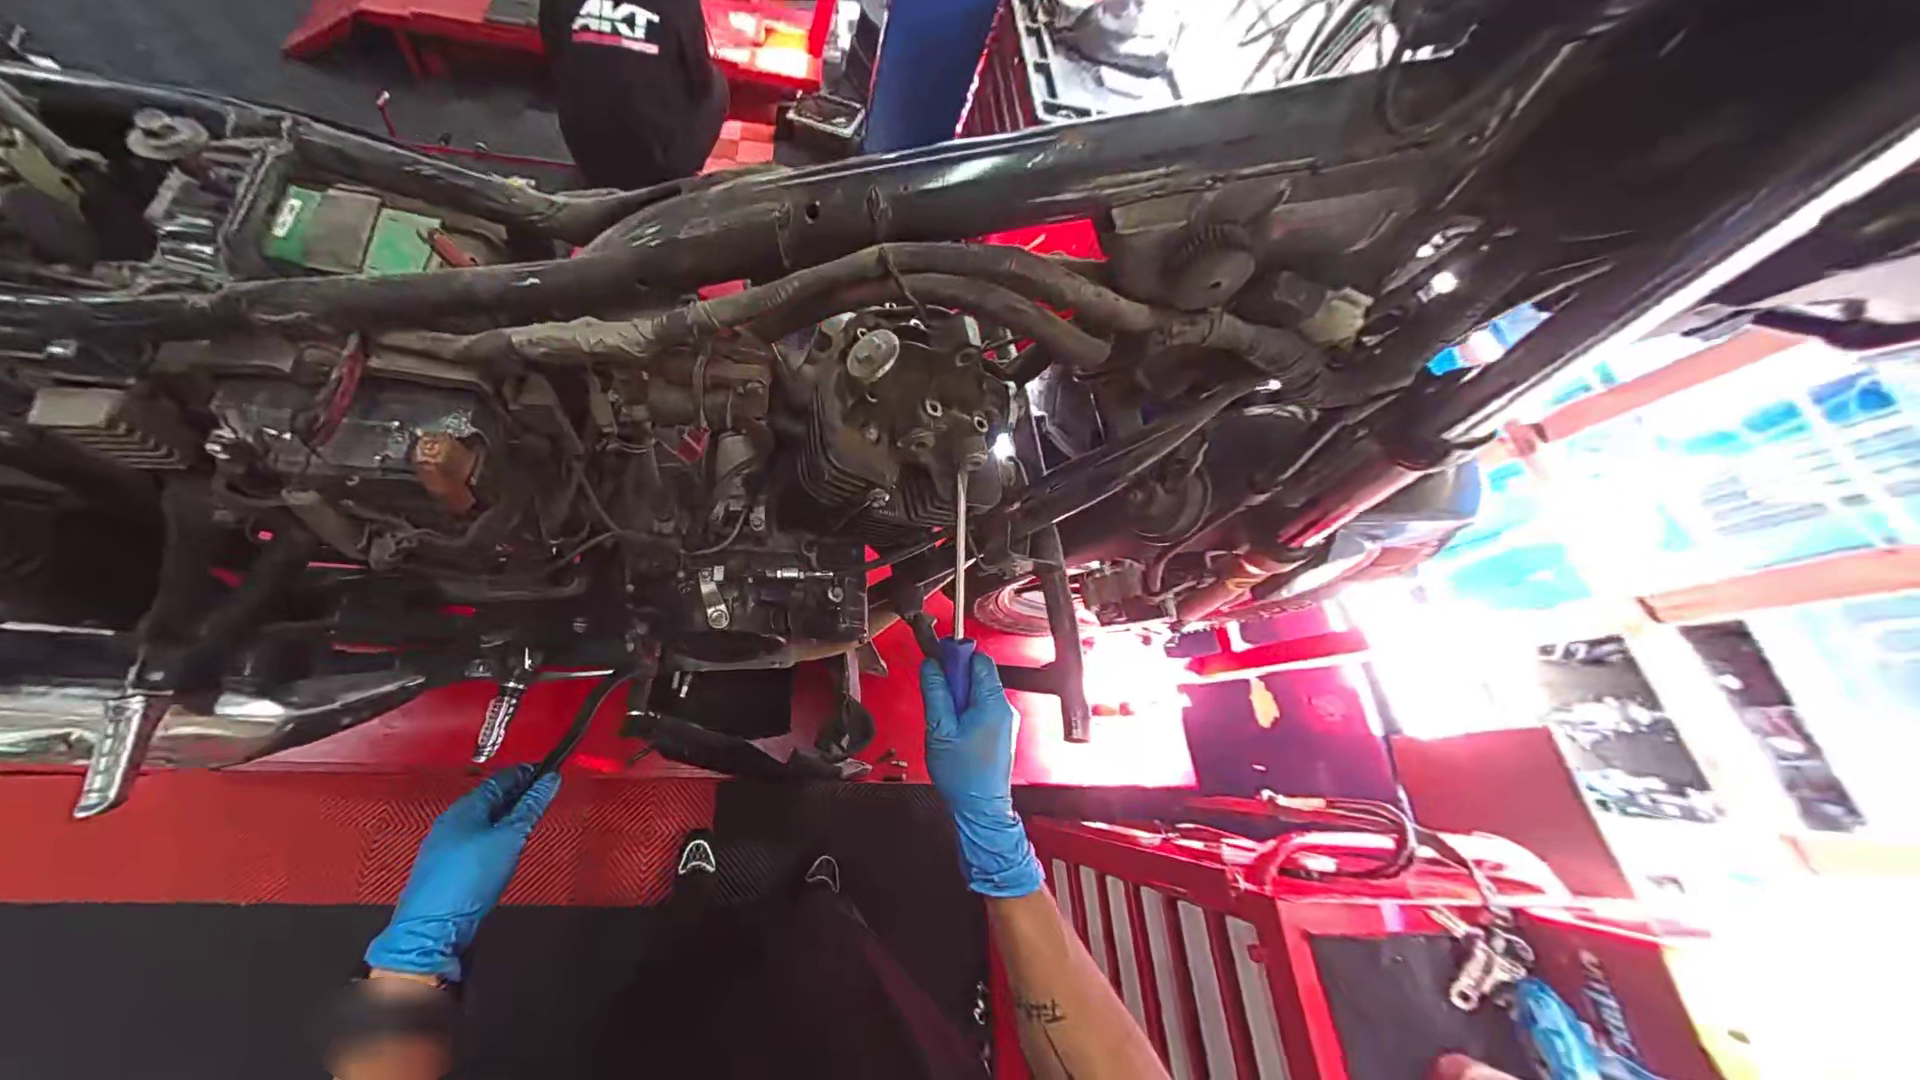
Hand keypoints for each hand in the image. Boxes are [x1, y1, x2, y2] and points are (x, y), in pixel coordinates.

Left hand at [364, 766, 560, 980]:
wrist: (430, 930)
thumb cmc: (470, 878)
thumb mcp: (512, 837)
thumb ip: (532, 805)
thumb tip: (551, 779)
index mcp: (466, 807)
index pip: (503, 777)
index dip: (529, 772)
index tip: (550, 772)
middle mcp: (451, 820)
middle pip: (492, 796)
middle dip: (520, 793)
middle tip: (545, 795)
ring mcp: (444, 843)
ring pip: (484, 817)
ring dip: (509, 813)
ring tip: (531, 818)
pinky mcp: (444, 864)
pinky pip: (476, 835)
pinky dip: (496, 831)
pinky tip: (506, 843)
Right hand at [922, 651, 1043, 897]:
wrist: (982, 809)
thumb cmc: (963, 775)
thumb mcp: (939, 730)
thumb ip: (935, 694)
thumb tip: (930, 666)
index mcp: (992, 702)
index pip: (979, 660)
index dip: (957, 657)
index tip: (939, 664)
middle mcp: (1004, 707)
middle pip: (979, 675)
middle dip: (956, 681)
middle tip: (938, 700)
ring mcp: (1005, 719)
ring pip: (979, 692)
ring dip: (959, 698)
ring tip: (946, 722)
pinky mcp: (1002, 730)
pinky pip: (983, 708)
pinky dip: (967, 711)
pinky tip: (955, 730)